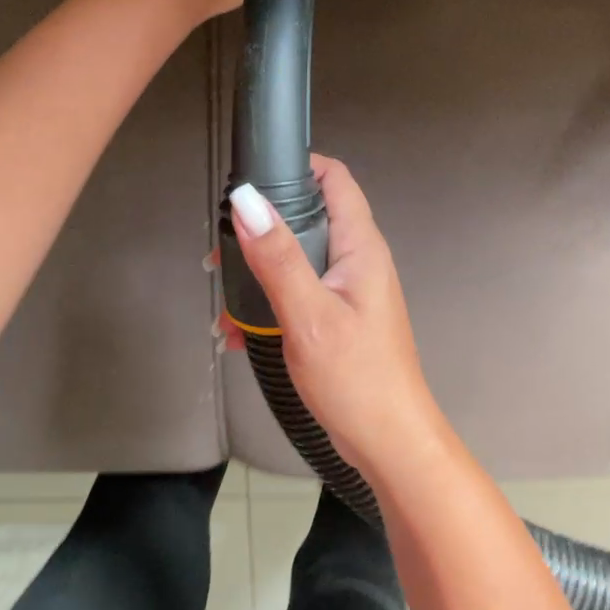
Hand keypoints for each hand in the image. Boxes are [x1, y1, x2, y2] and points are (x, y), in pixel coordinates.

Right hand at [228, 155, 446, 479]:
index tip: (251, 174)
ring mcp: (348, 289)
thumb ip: (277, 257)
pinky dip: (266, 302)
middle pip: (308, 215)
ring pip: (296, 257)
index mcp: (360, 245)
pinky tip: (235, 330)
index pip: (334, 179)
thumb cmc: (356, 378)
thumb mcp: (309, 315)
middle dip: (263, 224)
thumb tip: (246, 199)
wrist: (389, 444)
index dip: (297, 165)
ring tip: (220, 290)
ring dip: (258, 269)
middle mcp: (357, 258)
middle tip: (222, 244)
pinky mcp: (338, 316)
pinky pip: (297, 292)